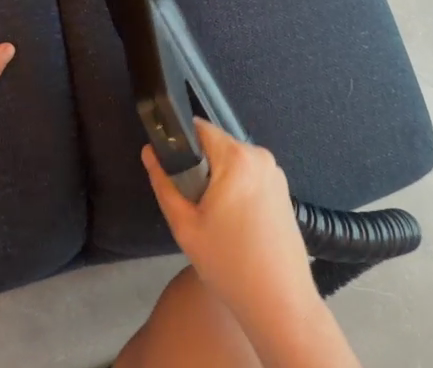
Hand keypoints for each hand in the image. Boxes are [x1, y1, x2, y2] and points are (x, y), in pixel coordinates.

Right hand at [142, 119, 317, 317]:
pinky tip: (232, 224)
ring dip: (217, 178)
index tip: (168, 170)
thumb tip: (149, 152)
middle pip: (215, 144)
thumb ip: (163, 183)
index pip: (197, 127)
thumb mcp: (184, 225)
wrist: (281, 304)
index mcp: (237, 157)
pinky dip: (235, 189)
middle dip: (198, 165)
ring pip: (231, 161)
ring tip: (211, 218)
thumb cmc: (229, 264)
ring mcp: (275, 173)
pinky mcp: (283, 190)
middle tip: (190, 203)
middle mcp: (260, 156)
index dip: (177, 142)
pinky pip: (248, 175)